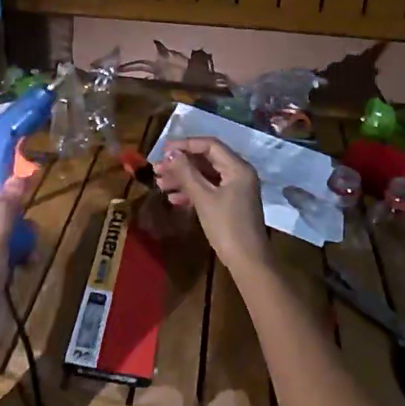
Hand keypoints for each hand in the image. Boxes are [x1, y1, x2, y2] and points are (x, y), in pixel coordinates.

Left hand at [0, 176, 31, 345]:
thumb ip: (6, 212)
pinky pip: (8, 264)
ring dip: (22, 246)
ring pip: (6, 245)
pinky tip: (29, 269)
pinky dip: (19, 263)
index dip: (8, 199)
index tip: (33, 194)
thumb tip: (17, 176)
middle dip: (19, 227)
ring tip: (33, 257)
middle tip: (34, 236)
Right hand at [155, 137, 269, 270]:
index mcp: (238, 168)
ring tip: (160, 184)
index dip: (185, 144)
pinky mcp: (230, 203)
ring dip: (182, 178)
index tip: (163, 150)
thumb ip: (186, 172)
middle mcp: (238, 174)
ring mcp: (235, 189)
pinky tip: (173, 198)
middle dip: (180, 164)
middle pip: (206, 160)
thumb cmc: (226, 226)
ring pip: (205, 176)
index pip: (209, 145)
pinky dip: (191, 191)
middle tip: (157, 169)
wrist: (247, 261)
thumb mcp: (203, 197)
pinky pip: (208, 189)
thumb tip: (171, 153)